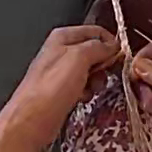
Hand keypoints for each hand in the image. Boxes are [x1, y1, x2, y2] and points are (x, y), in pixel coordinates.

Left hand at [0, 26, 120, 150]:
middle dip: (103, 64)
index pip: (95, 31)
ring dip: (96, 80)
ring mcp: (61, 71)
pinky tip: (82, 97)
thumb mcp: (78, 58)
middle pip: (95, 51)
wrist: (32, 120)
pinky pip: (84, 85)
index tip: (120, 57)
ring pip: (91, 70)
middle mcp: (61, 51)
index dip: (110, 43)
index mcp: (62, 37)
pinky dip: (88, 91)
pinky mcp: (63, 89)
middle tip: (102, 75)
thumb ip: (97, 47)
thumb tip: (112, 44)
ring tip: (90, 88)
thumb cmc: (51, 88)